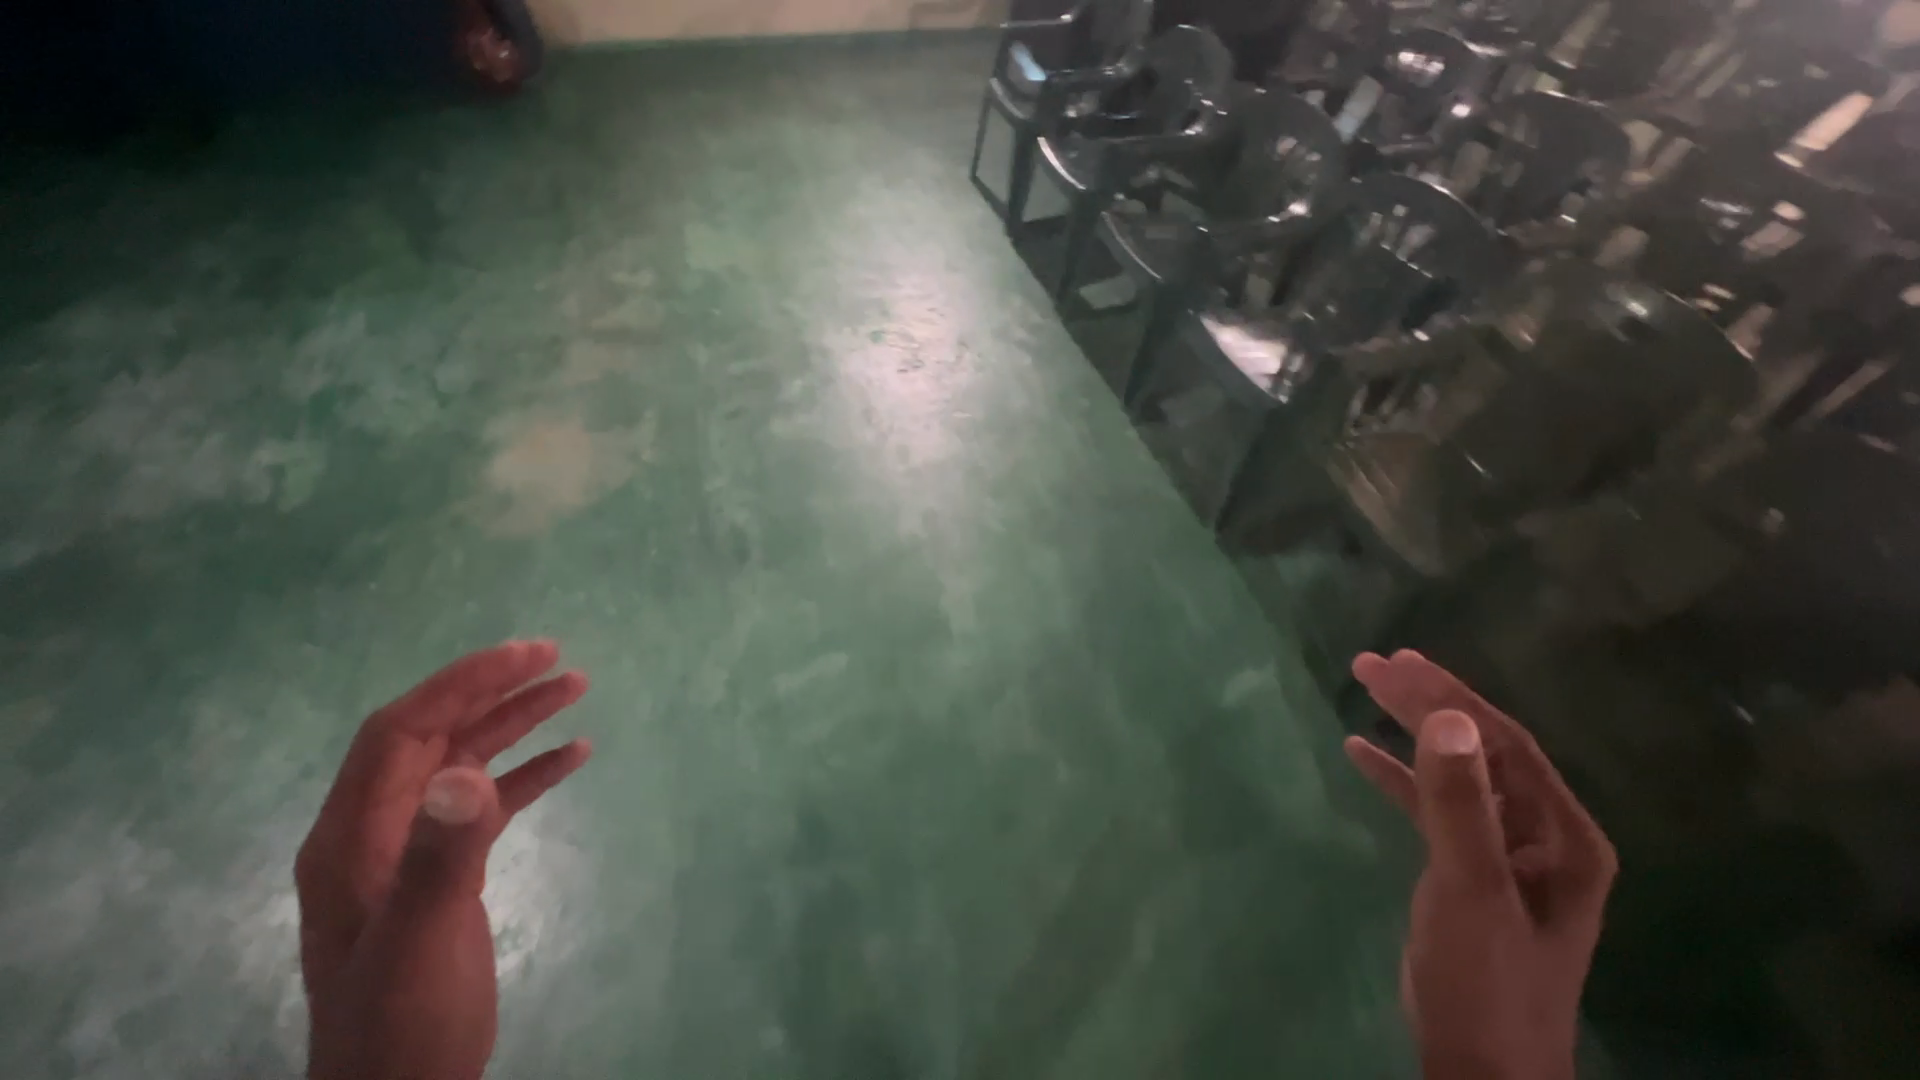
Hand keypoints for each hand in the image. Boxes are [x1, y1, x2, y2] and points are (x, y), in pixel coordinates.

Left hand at [296, 641, 591, 1079]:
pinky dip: (531, 772)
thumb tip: (466, 773)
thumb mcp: (421, 942)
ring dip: (517, 722)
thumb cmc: (403, 1024)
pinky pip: (492, 802)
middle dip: (493, 690)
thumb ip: (440, 856)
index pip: (401, 732)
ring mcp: (411, 851)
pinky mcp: (448, 872)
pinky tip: (576, 754)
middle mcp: (376, 831)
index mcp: (352, 836)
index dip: (462, 683)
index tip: (528, 655)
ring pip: (465, 762)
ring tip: (577, 687)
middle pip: (434, 736)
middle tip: (557, 658)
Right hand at [1344, 651, 1616, 1079]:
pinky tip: (1359, 751)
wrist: (1477, 1061)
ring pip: (1454, 772)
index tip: (1396, 661)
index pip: (1505, 743)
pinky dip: (1398, 777)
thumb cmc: (1485, 975)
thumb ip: (1458, 802)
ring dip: (1410, 731)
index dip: (1451, 697)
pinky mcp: (1467, 869)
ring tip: (1366, 687)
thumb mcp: (1471, 886)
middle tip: (1371, 663)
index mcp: (1562, 834)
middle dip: (1427, 703)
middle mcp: (1540, 834)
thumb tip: (1448, 717)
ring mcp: (1504, 852)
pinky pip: (1432, 807)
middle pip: (1480, 749)